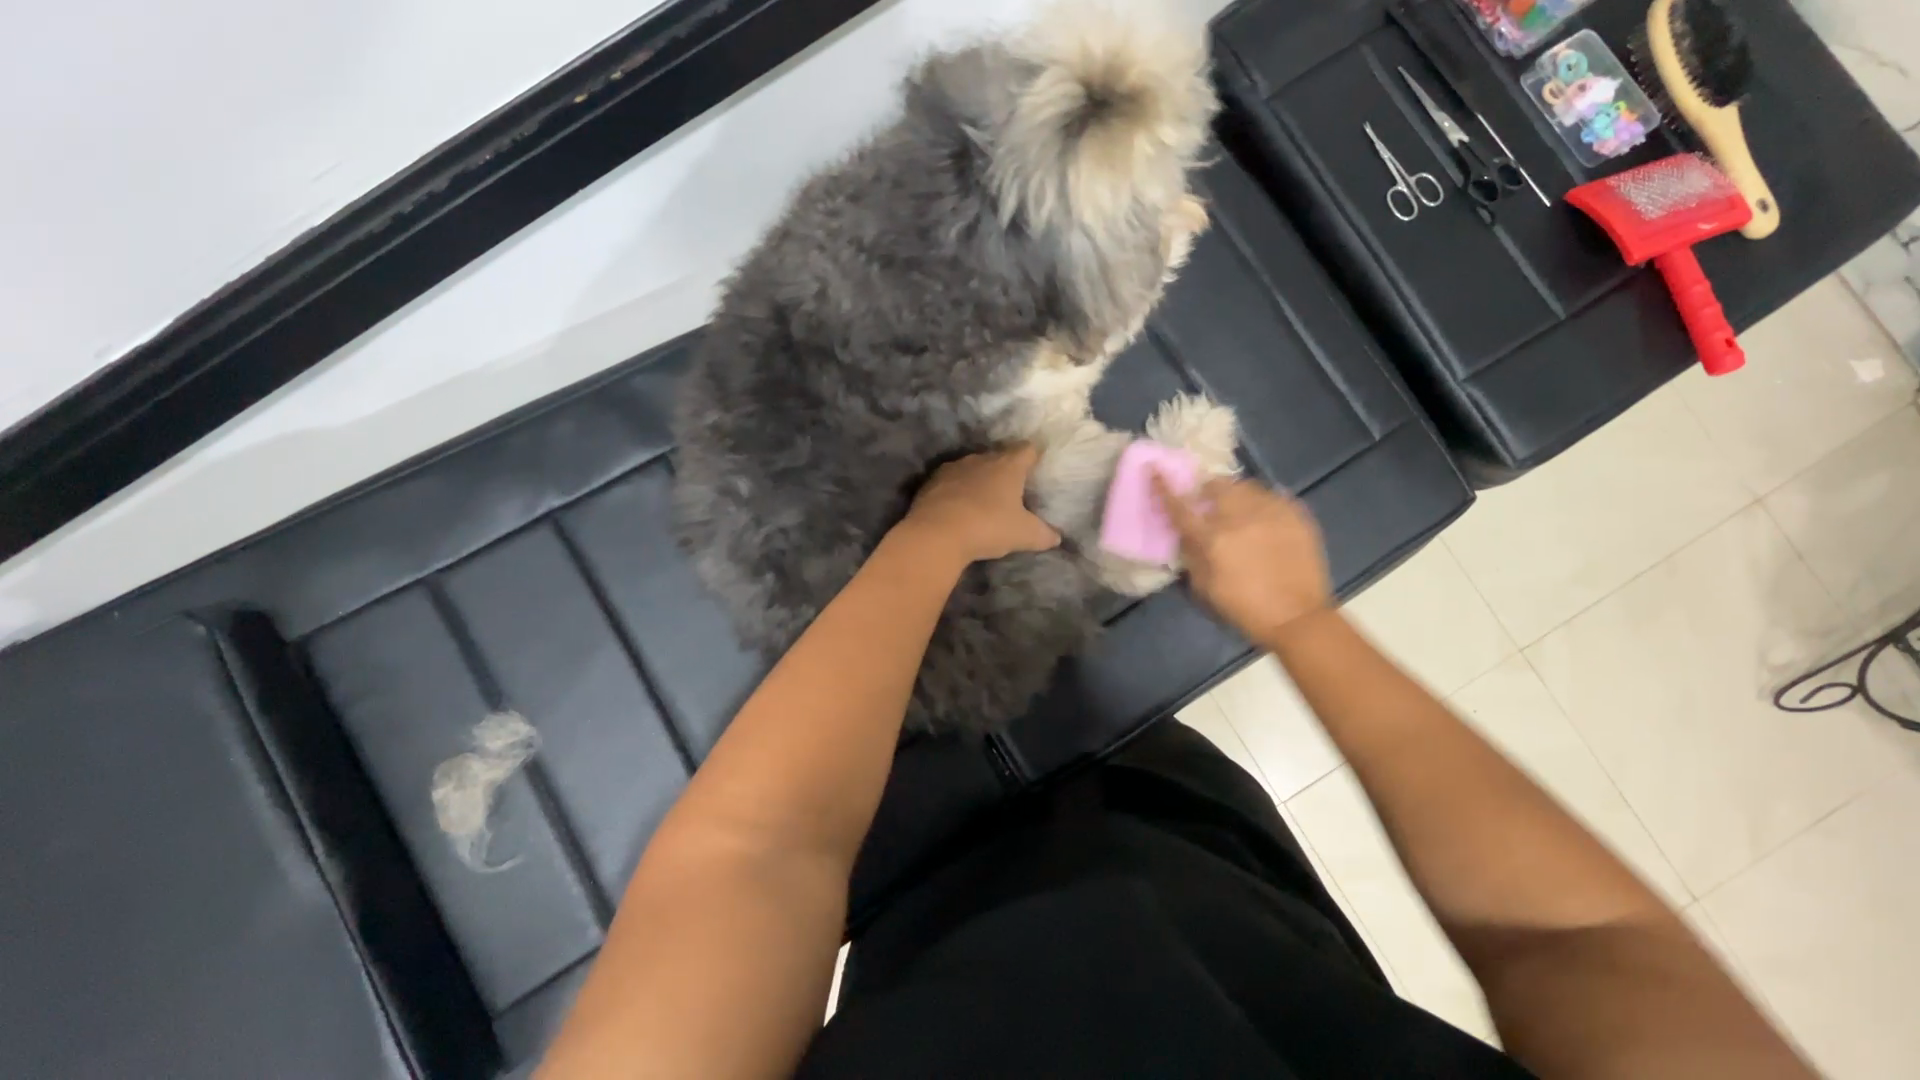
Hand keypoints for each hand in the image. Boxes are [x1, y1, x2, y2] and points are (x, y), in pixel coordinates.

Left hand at [900, 444, 1061, 565]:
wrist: (936, 534)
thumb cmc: (988, 527)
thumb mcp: (1024, 535)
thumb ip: (1043, 535)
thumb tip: (1056, 538)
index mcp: (1008, 466)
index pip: (1027, 449)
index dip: (1033, 457)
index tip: (1035, 467)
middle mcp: (981, 459)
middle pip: (998, 457)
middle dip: (1004, 471)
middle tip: (1010, 491)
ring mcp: (953, 468)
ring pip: (972, 468)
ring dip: (978, 480)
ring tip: (982, 501)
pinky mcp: (931, 482)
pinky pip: (950, 482)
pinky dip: (956, 491)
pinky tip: (957, 509)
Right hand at [1155, 474, 1331, 643]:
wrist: (1298, 618)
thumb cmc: (1246, 609)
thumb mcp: (1206, 589)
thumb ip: (1193, 556)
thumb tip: (1187, 534)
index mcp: (1214, 539)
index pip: (1181, 507)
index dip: (1164, 488)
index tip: (1155, 470)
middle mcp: (1241, 518)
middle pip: (1217, 486)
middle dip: (1208, 490)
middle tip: (1208, 502)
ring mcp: (1272, 513)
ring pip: (1246, 486)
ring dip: (1236, 494)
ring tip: (1239, 509)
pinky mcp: (1297, 515)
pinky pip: (1273, 496)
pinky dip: (1262, 503)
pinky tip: (1264, 519)